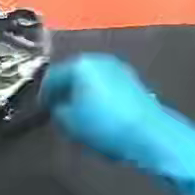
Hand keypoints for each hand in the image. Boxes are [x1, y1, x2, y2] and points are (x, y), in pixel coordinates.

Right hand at [41, 54, 194, 194]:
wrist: (151, 134)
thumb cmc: (106, 126)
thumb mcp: (71, 124)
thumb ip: (58, 112)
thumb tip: (61, 108)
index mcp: (82, 64)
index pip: (54, 76)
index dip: (45, 95)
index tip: (42, 110)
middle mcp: (101, 60)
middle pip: (76, 76)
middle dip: (67, 94)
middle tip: (61, 115)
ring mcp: (121, 70)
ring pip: (94, 83)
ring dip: (85, 98)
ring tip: (81, 120)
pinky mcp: (135, 84)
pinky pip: (109, 90)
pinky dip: (102, 101)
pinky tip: (103, 120)